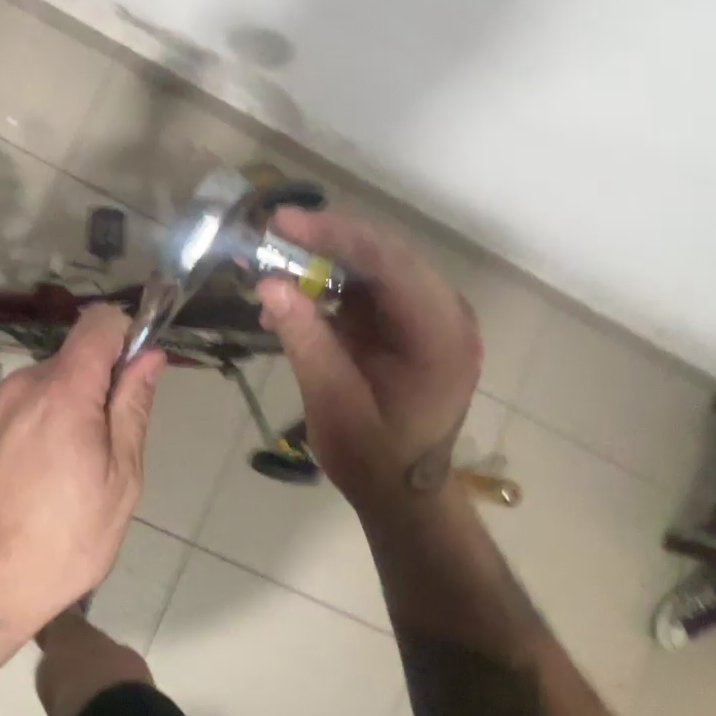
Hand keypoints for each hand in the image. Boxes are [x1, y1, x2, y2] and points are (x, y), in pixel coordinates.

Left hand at [0, 305, 165, 633]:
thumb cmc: (68, 537)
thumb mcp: (121, 477)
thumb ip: (133, 407)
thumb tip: (149, 356)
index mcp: (62, 391)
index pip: (99, 322)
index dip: (127, 336)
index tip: (139, 376)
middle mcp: (23, 385)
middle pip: (76, 354)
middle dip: (103, 383)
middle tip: (114, 445)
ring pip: (53, 381)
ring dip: (76, 406)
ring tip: (81, 468)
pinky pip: (30, 404)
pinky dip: (50, 421)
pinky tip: (52, 473)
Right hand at [257, 208, 481, 509]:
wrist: (402, 493)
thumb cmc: (373, 457)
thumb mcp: (334, 404)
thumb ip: (306, 341)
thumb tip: (269, 284)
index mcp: (440, 335)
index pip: (391, 263)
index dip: (336, 236)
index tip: (283, 223)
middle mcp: (446, 314)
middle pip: (387, 254)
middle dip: (328, 238)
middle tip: (273, 230)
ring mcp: (432, 316)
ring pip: (378, 264)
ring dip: (327, 257)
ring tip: (275, 256)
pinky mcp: (411, 323)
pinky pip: (372, 287)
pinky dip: (333, 282)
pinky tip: (296, 290)